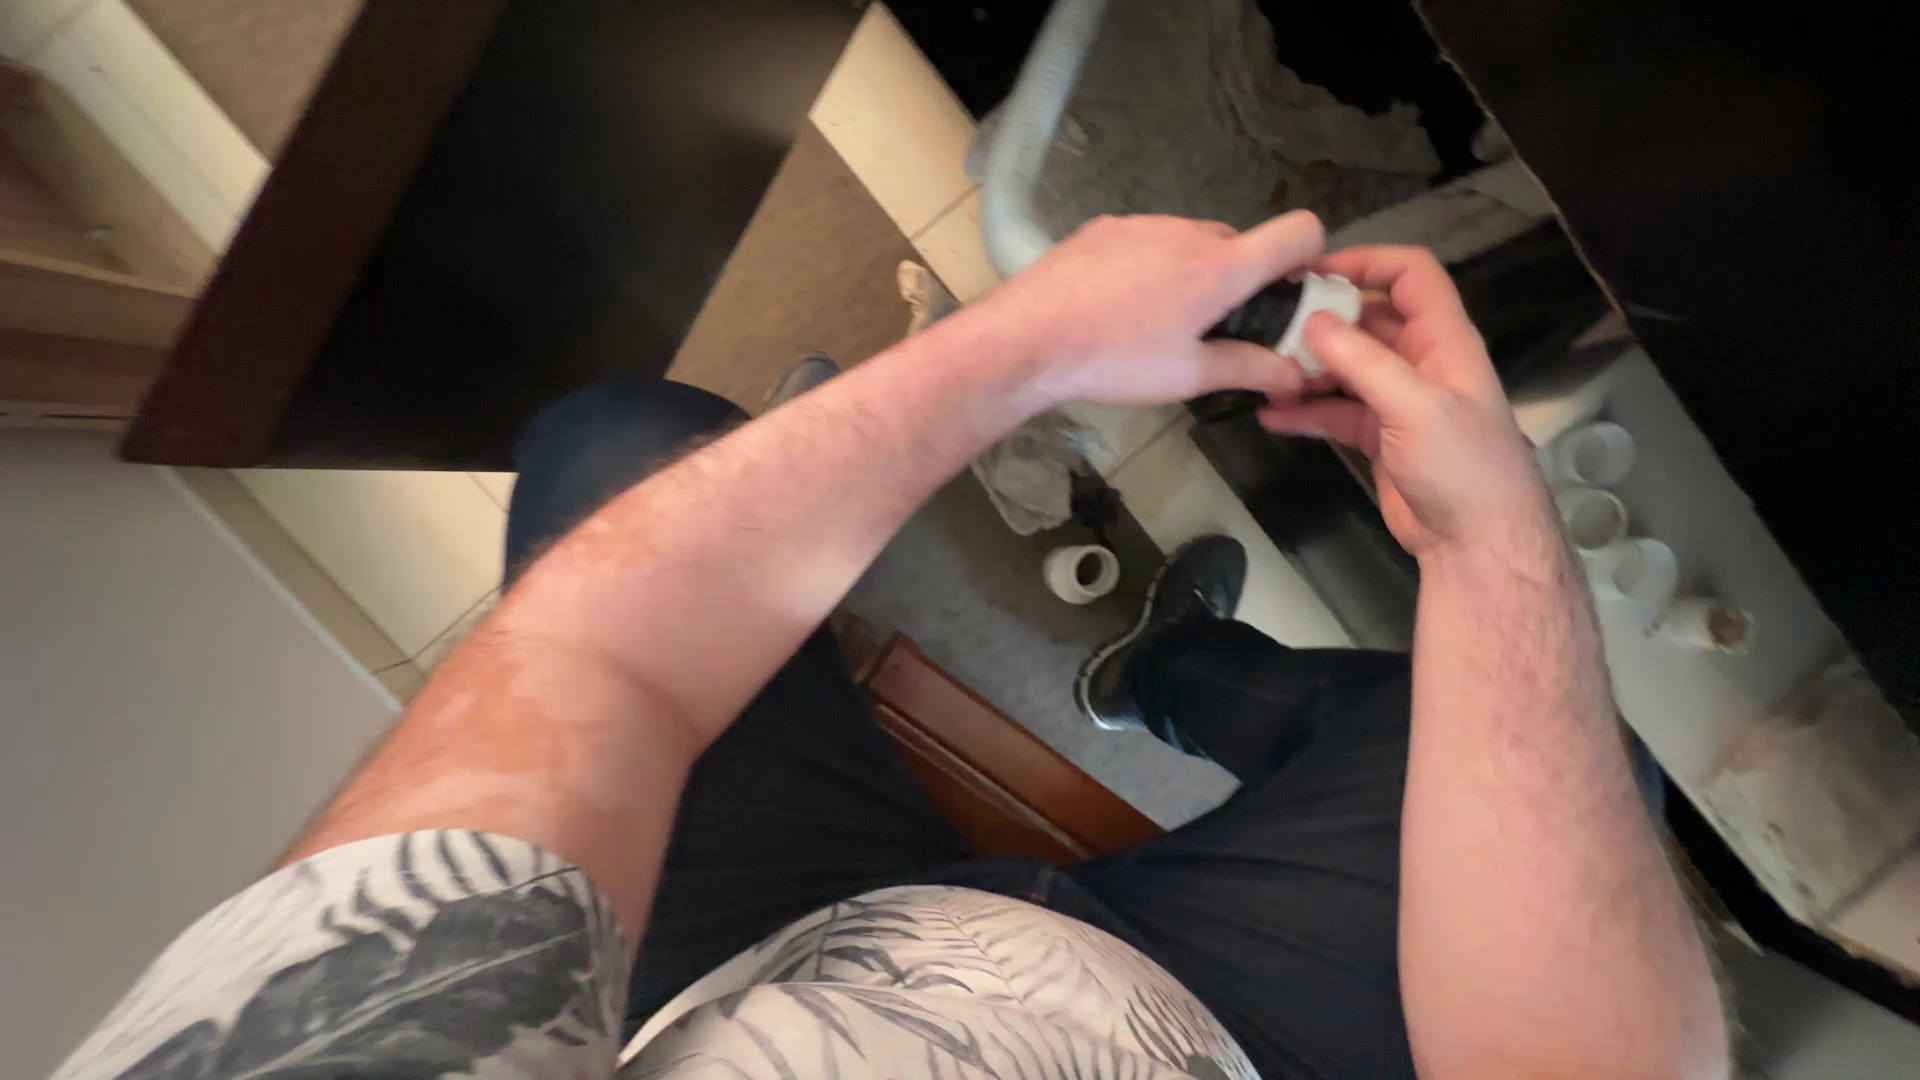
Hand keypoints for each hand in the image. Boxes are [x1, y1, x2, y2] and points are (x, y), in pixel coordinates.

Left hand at [978, 211, 1324, 407]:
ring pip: (1188, 241)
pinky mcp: (1102, 227)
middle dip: (1237, 279)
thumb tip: (1294, 374)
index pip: (1299, 231)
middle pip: (1238, 243)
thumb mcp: (1187, 376)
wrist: (1026, 339)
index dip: (1309, 257)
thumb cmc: (1115, 361)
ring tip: (1151, 320)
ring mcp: (1142, 223)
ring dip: (1190, 271)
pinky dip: (1148, 264)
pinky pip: (1145, 240)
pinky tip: (1114, 303)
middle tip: (1208, 326)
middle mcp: (1189, 230)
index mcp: (1222, 265)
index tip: (1288, 294)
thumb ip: (1249, 368)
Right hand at [1258, 246, 1552, 561]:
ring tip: (1266, 375)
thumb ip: (1363, 363)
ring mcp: (1396, 401)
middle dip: (1323, 321)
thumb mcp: (1413, 406)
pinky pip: (1334, 412)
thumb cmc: (1460, 465)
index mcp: (1443, 341)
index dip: (1368, 262)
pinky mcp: (1377, 436)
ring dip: (1307, 370)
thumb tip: (1312, 324)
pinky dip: (1305, 412)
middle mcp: (1419, 363)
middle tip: (1272, 325)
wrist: (1473, 537)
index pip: (1411, 276)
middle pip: (1368, 322)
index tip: (1314, 271)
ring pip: (1345, 369)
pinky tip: (1271, 417)